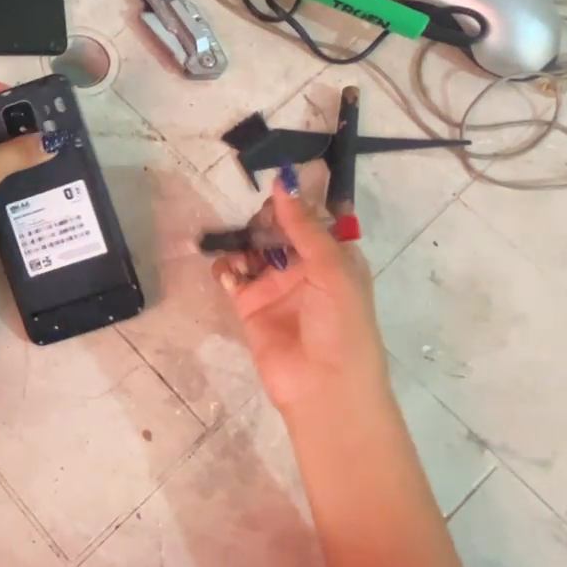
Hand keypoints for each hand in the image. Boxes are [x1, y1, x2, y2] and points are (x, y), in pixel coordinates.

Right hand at [214, 177, 386, 416]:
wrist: (323, 387)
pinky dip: (225, 267)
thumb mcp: (332, 270)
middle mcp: (304, 267)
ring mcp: (274, 286)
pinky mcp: (249, 305)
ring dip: (242, 242)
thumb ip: (304, 227)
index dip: (298, 199)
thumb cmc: (341, 325)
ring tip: (242, 250)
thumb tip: (283, 183)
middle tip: (258, 220)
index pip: (314, 217)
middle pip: (277, 229)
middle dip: (265, 219)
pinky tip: (229, 270)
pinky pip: (231, 275)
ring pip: (251, 249)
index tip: (280, 179)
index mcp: (335, 257)